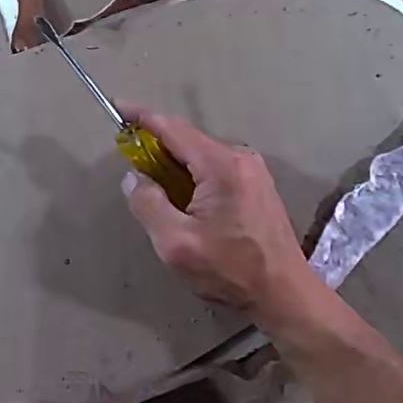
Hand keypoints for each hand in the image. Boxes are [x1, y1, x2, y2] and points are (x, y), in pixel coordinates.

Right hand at [117, 102, 329, 318]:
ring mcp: (253, 171)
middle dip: (156, 148)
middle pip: (188, 141)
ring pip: (201, 156)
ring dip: (174, 165)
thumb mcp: (176, 243)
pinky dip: (192, 176)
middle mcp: (241, 158)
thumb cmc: (230, 270)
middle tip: (132, 166)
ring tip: (157, 193)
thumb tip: (134, 178)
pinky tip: (184, 201)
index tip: (118, 108)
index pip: (174, 128)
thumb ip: (149, 205)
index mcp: (221, 165)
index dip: (142, 117)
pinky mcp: (257, 186)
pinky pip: (215, 169)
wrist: (284, 294)